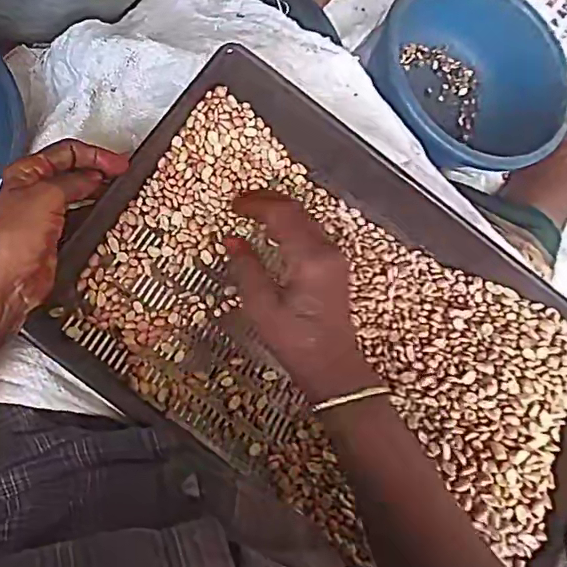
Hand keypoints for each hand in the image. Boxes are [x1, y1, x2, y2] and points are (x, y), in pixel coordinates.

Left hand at [0, 139, 128, 319]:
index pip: (67, 153)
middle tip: (124, 178)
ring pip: (80, 200)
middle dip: (100, 174)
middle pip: (75, 174)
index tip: (118, 164)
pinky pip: (81, 225)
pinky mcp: (56, 241)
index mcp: (26, 173)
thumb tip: (94, 176)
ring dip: (100, 198)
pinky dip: (95, 222)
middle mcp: (36, 193)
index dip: (95, 155)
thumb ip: (73, 182)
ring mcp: (46, 218)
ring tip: (121, 197)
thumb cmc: (11, 241)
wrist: (4, 285)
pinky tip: (109, 221)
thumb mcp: (46, 197)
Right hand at [223, 190, 380, 401]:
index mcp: (309, 259)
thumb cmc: (295, 342)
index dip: (255, 204)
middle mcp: (326, 251)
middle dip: (266, 200)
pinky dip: (288, 224)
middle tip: (239, 202)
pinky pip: (309, 232)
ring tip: (251, 212)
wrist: (332, 366)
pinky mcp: (334, 265)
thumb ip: (246, 268)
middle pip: (296, 210)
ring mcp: (334, 257)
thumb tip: (232, 239)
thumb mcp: (262, 307)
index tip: (233, 205)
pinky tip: (271, 232)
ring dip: (277, 210)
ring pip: (304, 218)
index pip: (281, 214)